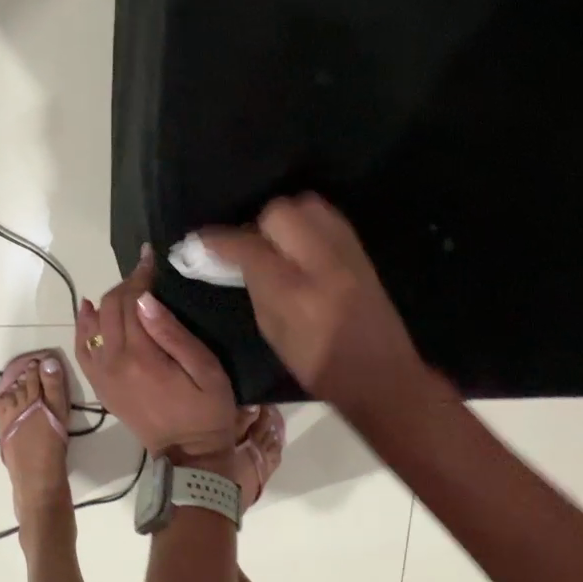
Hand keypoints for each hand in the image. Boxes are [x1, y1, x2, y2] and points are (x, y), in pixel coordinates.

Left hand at [76, 246, 244, 463]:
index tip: (151, 257)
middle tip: (146, 273)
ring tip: (128, 289)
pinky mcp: (100, 386)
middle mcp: (113, 362)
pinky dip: (84, 326)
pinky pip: (83, 348)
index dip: (140, 275)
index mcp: (140, 356)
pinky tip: (90, 310)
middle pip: (109, 308)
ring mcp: (102, 375)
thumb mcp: (205, 370)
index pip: (130, 301)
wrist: (188, 458)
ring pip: (93, 324)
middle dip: (126, 284)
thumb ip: (173, 334)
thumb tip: (145, 299)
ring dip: (108, 301)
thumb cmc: (206, 412)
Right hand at [199, 194, 427, 409]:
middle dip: (256, 222)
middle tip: (249, 243)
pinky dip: (306, 221)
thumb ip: (253, 286)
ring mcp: (346, 253)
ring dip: (283, 217)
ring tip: (275, 240)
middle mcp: (321, 264)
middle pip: (279, 212)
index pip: (247, 246)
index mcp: (293, 292)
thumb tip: (233, 256)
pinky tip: (298, 241)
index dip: (218, 240)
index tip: (200, 241)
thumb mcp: (272, 331)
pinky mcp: (361, 250)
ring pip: (306, 205)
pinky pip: (326, 216)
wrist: (383, 376)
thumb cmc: (318, 365)